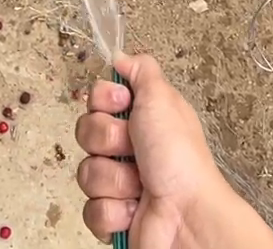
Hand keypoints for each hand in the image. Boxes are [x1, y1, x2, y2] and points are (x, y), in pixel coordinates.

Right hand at [76, 55, 272, 248]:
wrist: (187, 217)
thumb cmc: (180, 158)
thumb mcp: (163, 98)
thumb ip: (141, 69)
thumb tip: (120, 56)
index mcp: (138, 117)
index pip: (95, 98)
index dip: (104, 102)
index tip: (123, 106)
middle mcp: (126, 147)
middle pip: (85, 131)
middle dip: (108, 141)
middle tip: (133, 148)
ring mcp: (117, 183)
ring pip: (86, 172)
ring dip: (114, 179)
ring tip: (139, 185)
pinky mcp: (111, 216)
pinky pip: (90, 209)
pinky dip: (113, 210)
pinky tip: (134, 210)